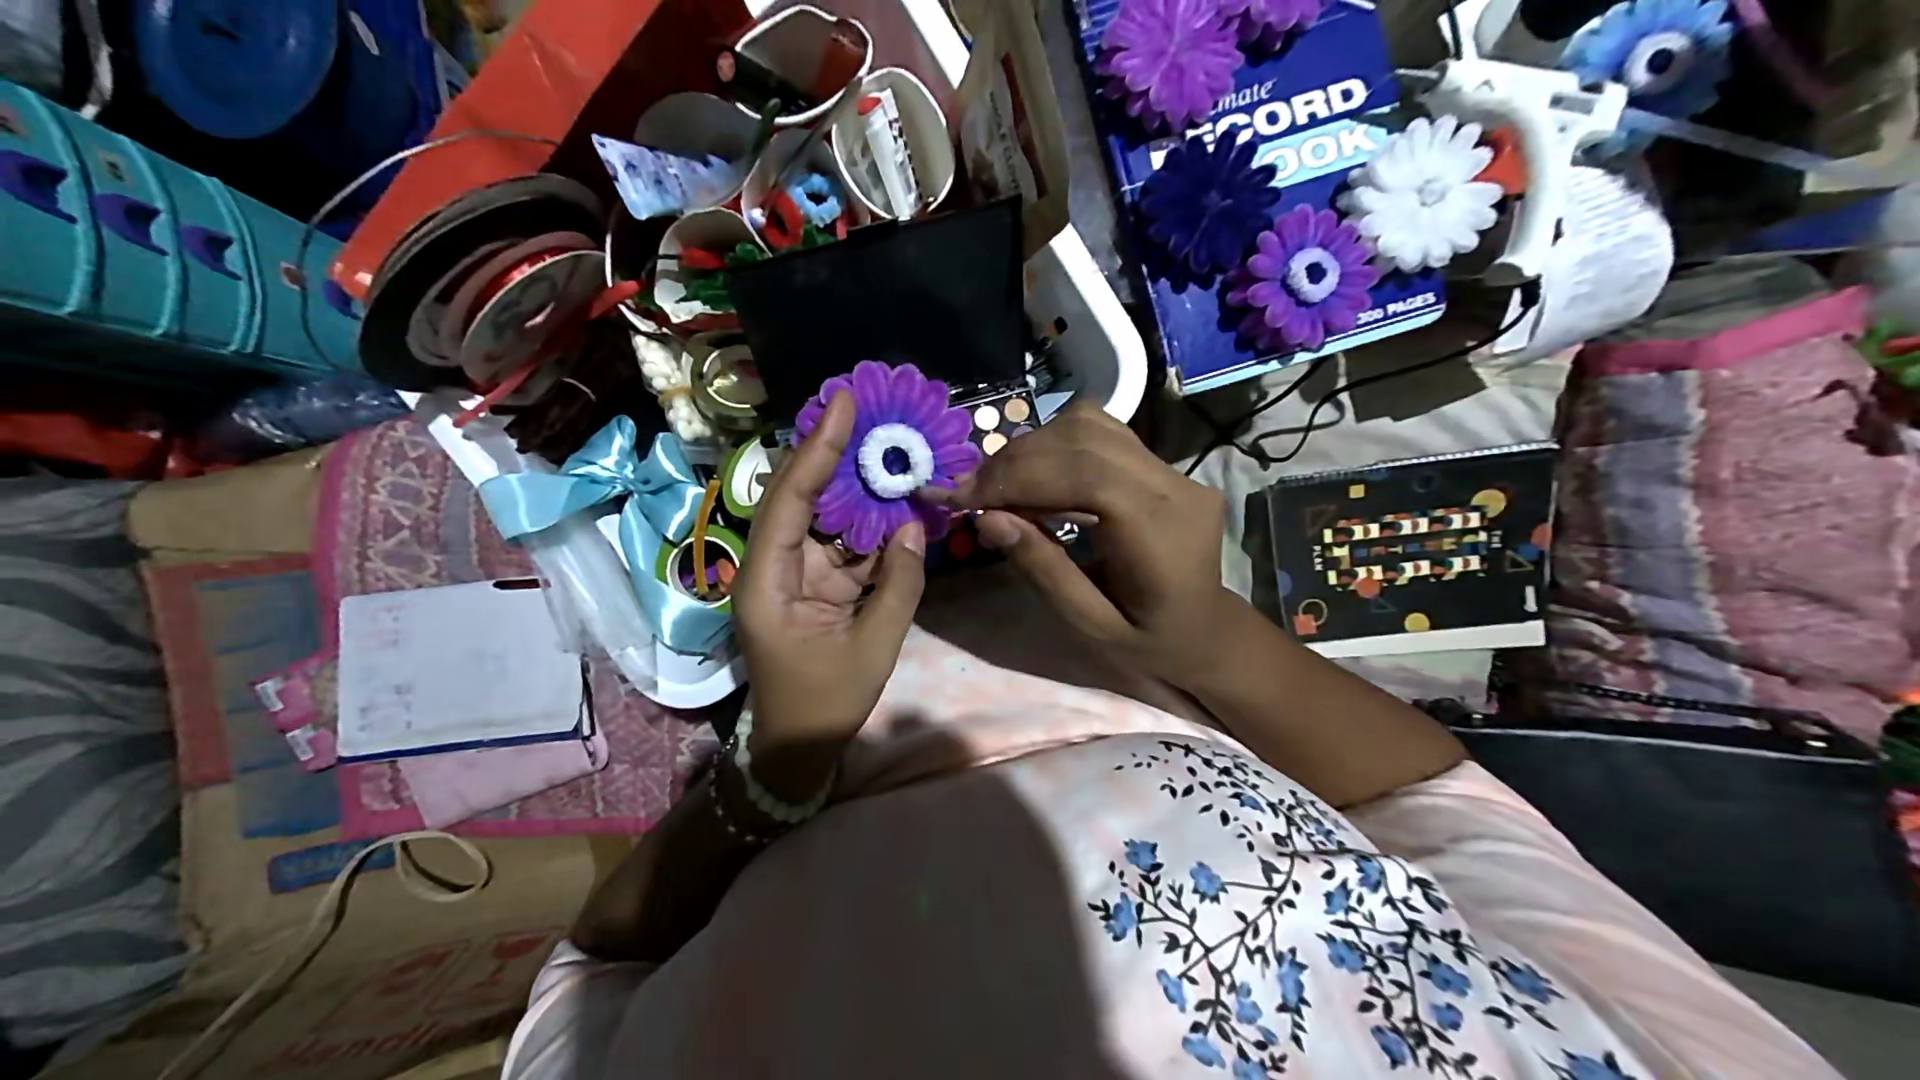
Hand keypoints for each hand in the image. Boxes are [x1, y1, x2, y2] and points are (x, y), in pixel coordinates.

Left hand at [731, 392, 925, 798]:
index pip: (789, 502)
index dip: (816, 450)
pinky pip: (841, 545)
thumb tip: (915, 528)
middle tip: (864, 408)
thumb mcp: (873, 648)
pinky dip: (869, 526)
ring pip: (823, 517)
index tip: (842, 405)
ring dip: (855, 486)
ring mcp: (794, 574)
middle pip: (799, 497)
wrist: (799, 748)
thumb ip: (899, 585)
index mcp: (768, 582)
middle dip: (831, 453)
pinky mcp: (813, 585)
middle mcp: (773, 567)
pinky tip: (895, 500)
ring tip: (886, 444)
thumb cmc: (826, 704)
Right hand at [930, 401, 1241, 687]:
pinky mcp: (1163, 466)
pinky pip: (1101, 435)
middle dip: (1017, 461)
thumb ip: (1044, 570)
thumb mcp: (1092, 627)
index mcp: (1163, 534)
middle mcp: (1175, 488)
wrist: (1208, 634)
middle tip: (972, 494)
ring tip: (998, 487)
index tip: (966, 499)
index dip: (1019, 477)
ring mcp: (1174, 470)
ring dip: (1033, 448)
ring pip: (1090, 425)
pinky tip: (1034, 478)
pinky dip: (1055, 447)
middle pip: (1084, 439)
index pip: (1085, 476)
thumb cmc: (1152, 644)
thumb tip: (989, 518)